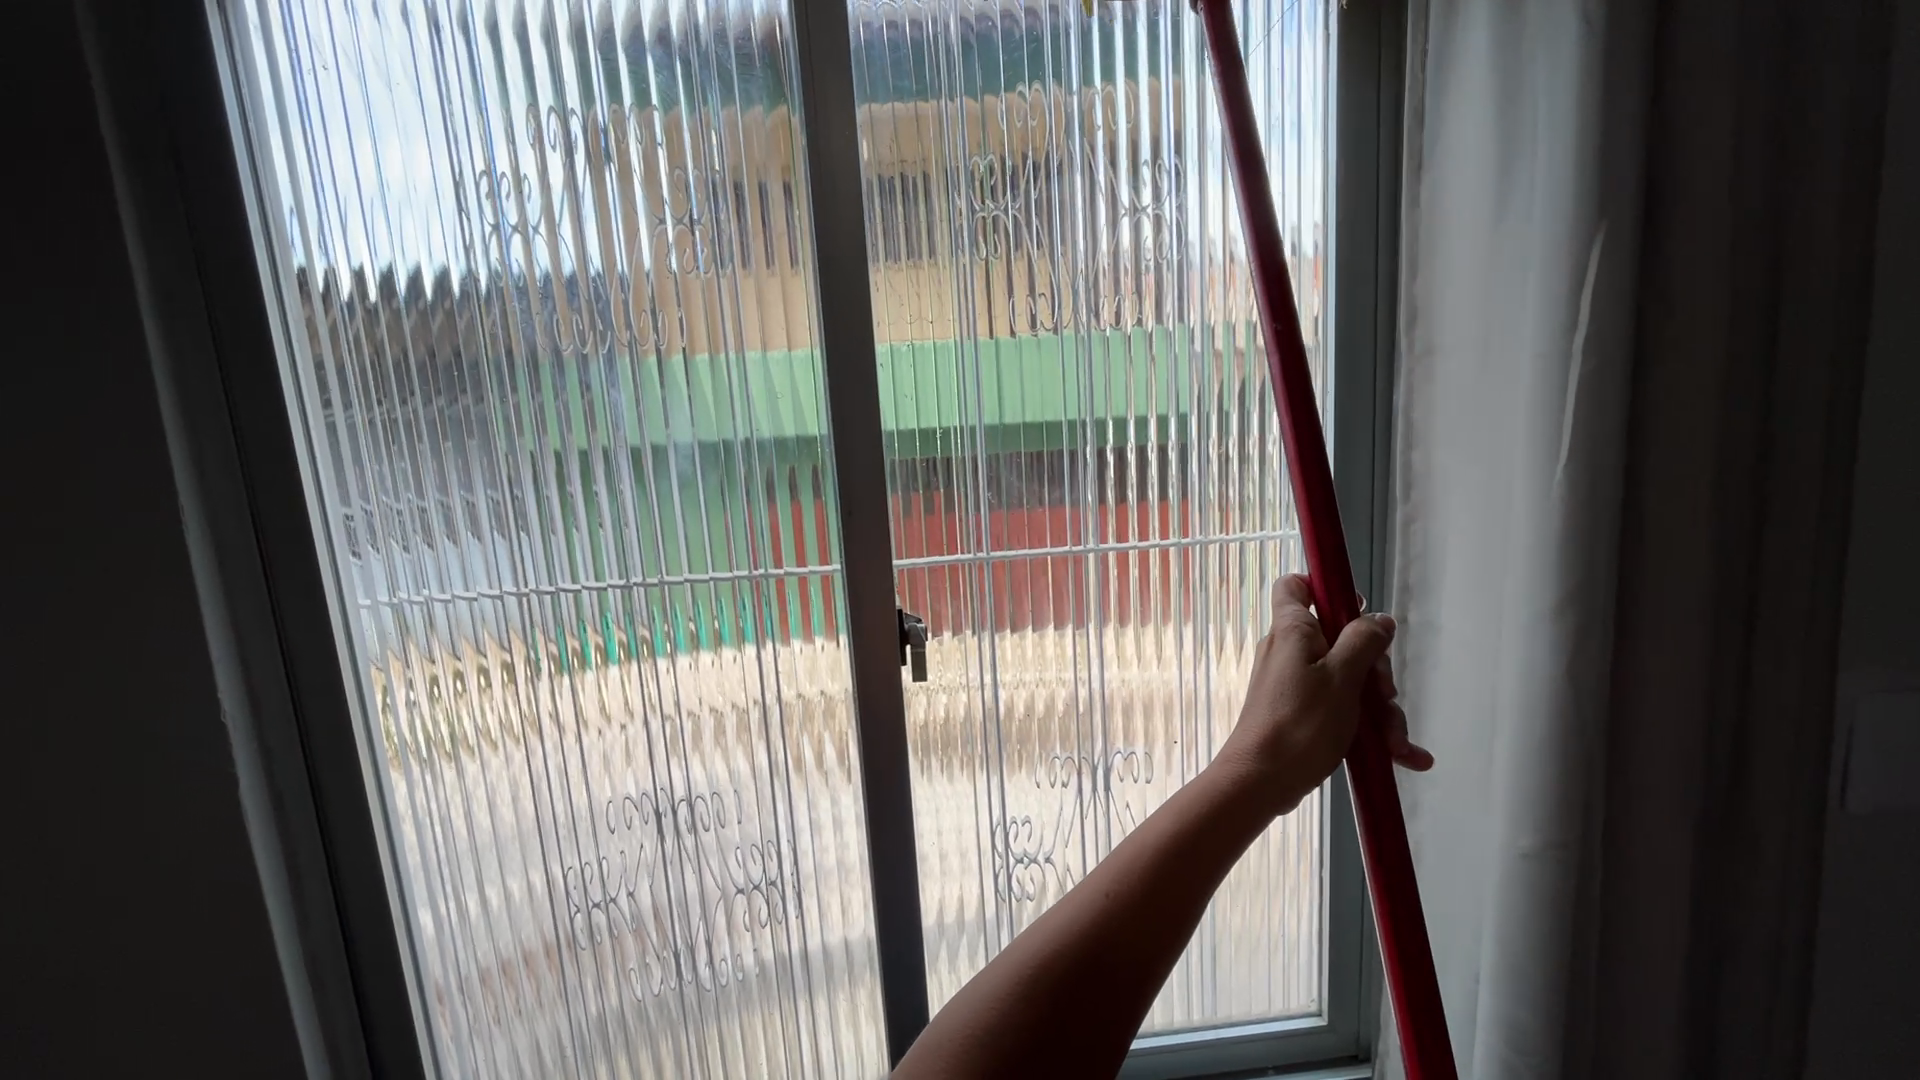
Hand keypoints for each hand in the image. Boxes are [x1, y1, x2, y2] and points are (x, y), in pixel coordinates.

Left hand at [1214, 574, 1433, 816]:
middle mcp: (1291, 651)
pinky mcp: (1303, 713)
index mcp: (1292, 630)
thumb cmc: (1300, 723)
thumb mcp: (1341, 678)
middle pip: (1342, 640)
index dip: (1324, 588)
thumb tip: (1378, 617)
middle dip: (1374, 670)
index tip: (1356, 610)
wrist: (1262, 780)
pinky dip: (1371, 729)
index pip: (1295, 586)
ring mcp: (1297, 684)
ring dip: (1380, 710)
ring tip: (1394, 741)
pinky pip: (1342, 710)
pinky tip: (1405, 756)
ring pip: (1349, 681)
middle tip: (1383, 695)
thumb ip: (1362, 642)